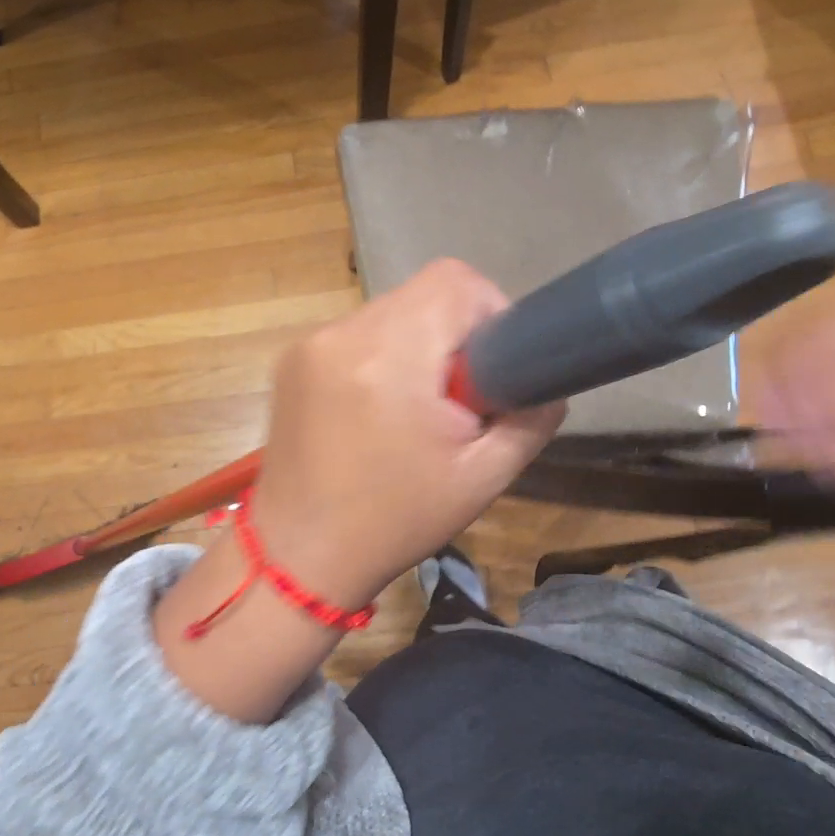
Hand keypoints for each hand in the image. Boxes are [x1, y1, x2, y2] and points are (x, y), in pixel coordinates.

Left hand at [251, 259, 567, 605]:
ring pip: (387, 314)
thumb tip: (545, 382)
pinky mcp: (290, 360)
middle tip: (454, 403)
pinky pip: (353, 336)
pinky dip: (377, 360)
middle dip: (451, 339)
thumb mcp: (483, 478)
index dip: (489, 313)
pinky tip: (373, 414)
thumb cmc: (394, 521)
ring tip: (409, 414)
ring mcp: (308, 344)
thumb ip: (530, 416)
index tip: (491, 370)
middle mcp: (342, 335)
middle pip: (420, 297)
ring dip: (413, 348)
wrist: (298, 554)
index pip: (455, 281)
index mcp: (389, 356)